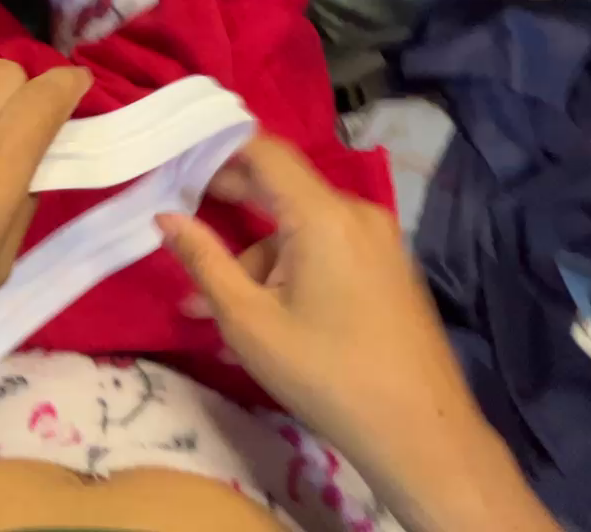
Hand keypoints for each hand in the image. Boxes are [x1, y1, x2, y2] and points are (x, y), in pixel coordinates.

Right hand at [158, 137, 558, 531]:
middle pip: (280, 184)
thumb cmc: (326, 373)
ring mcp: (378, 240)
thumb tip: (164, 217)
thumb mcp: (247, 320)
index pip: (263, 150)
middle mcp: (355, 213)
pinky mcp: (387, 267)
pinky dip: (288, 263)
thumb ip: (202, 259)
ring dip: (255, 252)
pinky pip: (325, 245)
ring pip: (298, 225)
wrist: (425, 441)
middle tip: (182, 220)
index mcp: (322, 215)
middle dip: (228, 202)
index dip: (217, 148)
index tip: (177, 161)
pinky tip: (266, 310)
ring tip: (218, 303)